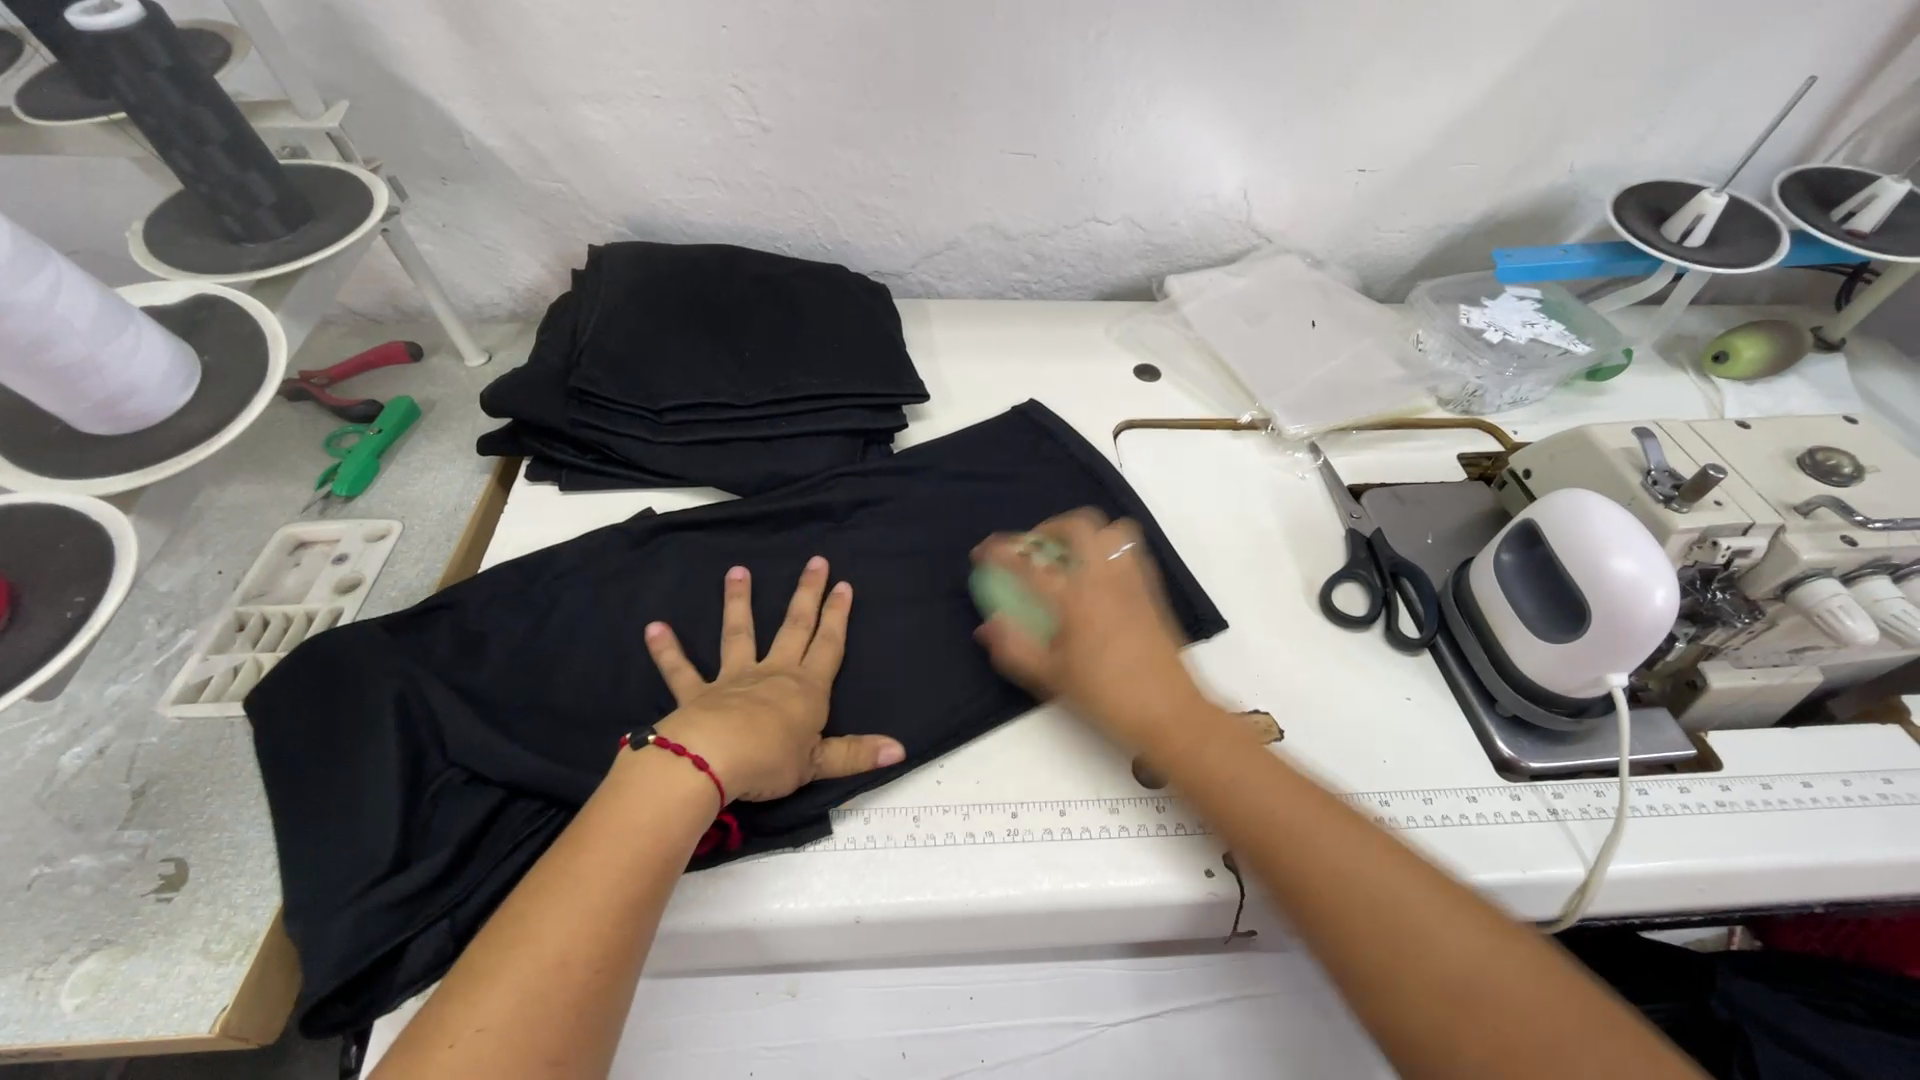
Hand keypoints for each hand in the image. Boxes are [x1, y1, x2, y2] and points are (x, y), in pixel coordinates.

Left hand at [641, 557, 904, 802]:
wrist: (714, 759)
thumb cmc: (772, 760)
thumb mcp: (819, 763)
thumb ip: (856, 753)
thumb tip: (900, 749)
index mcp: (806, 689)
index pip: (828, 645)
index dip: (838, 615)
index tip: (843, 584)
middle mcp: (772, 674)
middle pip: (794, 627)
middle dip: (806, 594)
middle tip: (815, 561)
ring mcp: (732, 680)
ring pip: (738, 634)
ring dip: (738, 602)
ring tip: (737, 571)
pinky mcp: (696, 694)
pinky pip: (680, 670)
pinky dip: (667, 650)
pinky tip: (654, 627)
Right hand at [972, 509, 1211, 751]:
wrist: (1169, 712)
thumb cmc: (1106, 697)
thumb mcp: (1050, 679)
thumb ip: (1014, 648)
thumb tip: (988, 625)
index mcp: (1075, 599)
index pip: (1029, 564)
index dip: (1001, 552)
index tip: (983, 551)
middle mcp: (1105, 579)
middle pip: (1079, 526)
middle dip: (1048, 527)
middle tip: (1033, 547)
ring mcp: (1133, 581)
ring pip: (1112, 530)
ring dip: (1085, 533)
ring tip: (1068, 554)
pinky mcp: (1152, 591)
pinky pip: (1130, 551)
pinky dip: (1109, 549)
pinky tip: (1098, 575)